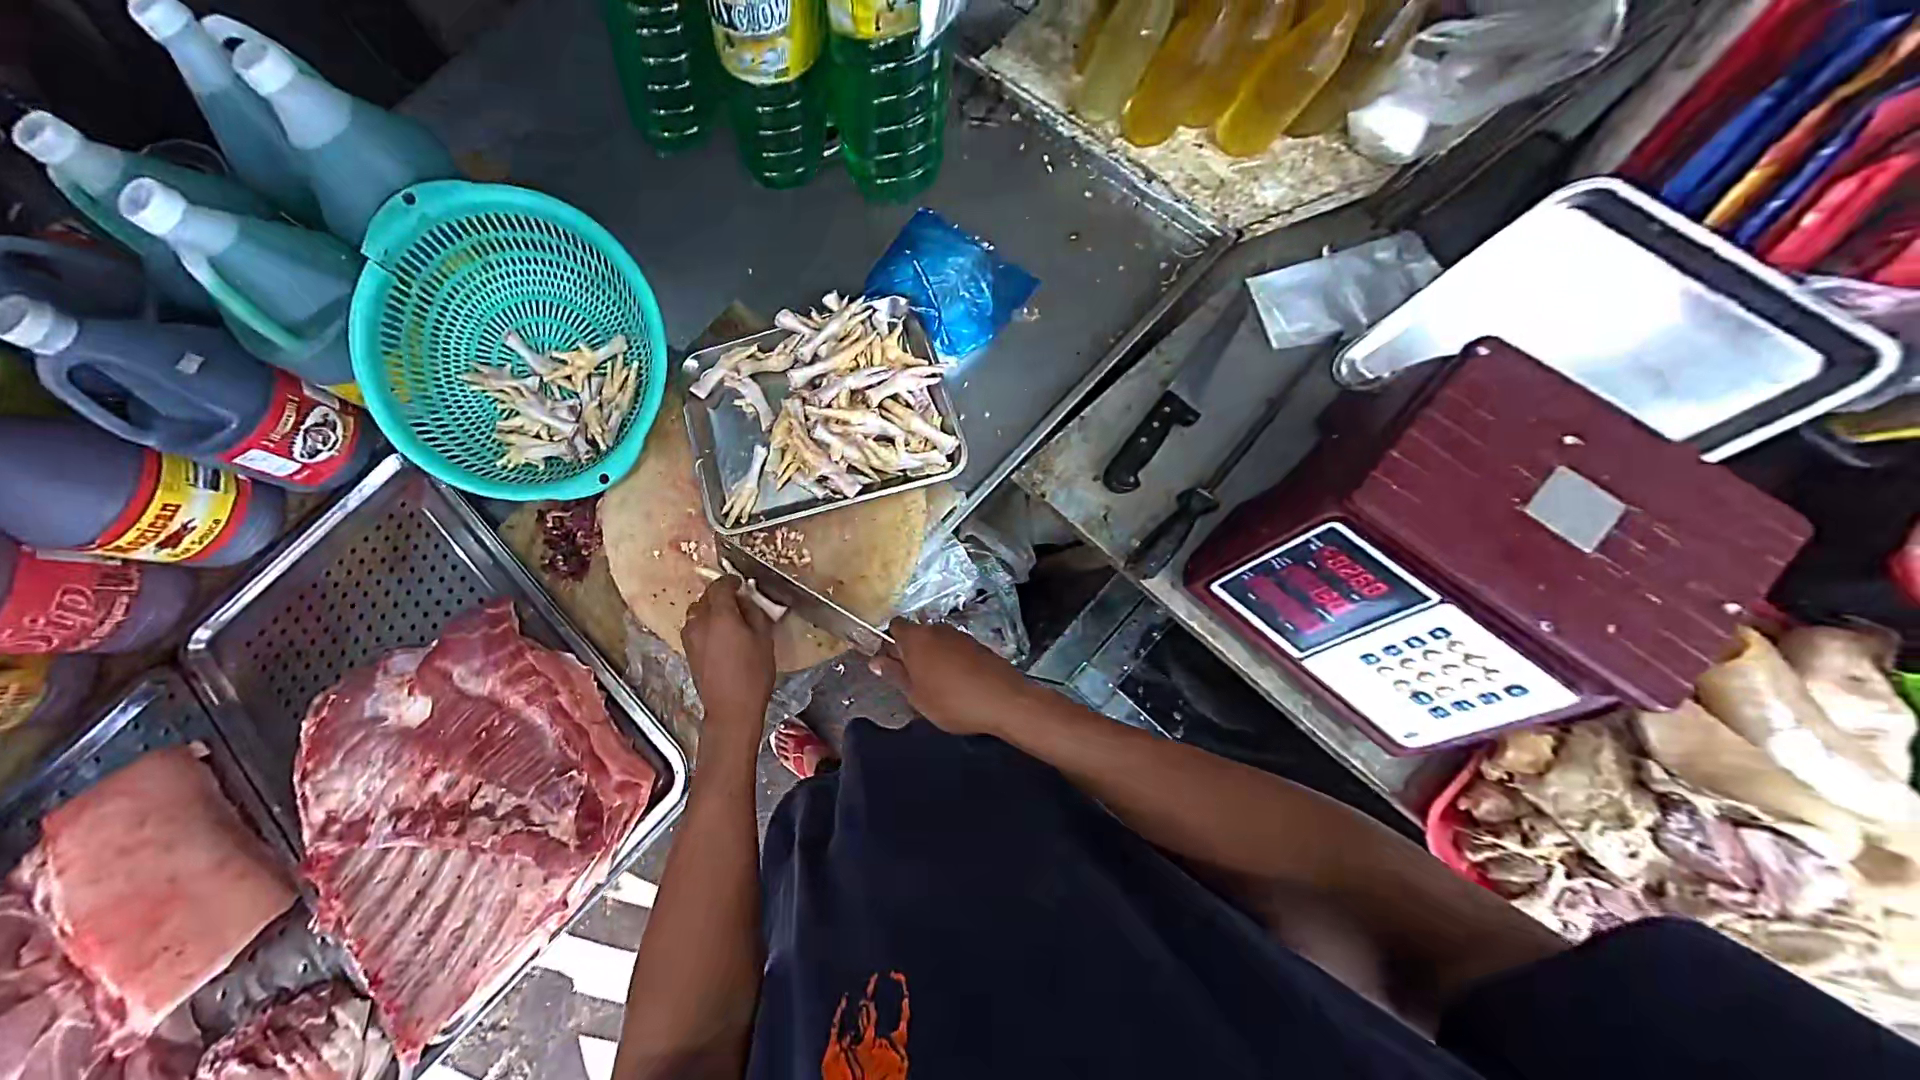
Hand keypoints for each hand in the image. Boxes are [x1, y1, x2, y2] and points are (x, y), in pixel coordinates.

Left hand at [683, 577, 774, 745]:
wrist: (731, 708)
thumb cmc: (753, 673)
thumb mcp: (764, 638)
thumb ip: (755, 612)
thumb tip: (746, 600)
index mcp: (720, 615)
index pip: (720, 586)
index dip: (730, 580)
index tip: (740, 582)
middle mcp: (699, 622)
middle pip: (705, 598)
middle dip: (720, 594)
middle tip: (739, 600)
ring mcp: (690, 637)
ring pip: (697, 612)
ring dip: (711, 609)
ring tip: (729, 618)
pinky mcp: (688, 651)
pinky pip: (695, 627)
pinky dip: (705, 624)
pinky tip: (721, 635)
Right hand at [869, 621, 1031, 735]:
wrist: (1004, 700)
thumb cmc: (952, 701)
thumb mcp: (915, 695)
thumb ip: (894, 674)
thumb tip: (876, 660)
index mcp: (916, 638)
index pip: (895, 626)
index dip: (889, 642)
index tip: (890, 663)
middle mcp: (937, 629)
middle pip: (917, 633)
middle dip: (911, 651)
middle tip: (911, 679)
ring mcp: (960, 635)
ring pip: (937, 641)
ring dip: (932, 656)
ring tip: (935, 684)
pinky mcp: (978, 644)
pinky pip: (955, 648)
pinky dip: (951, 660)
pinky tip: (956, 682)